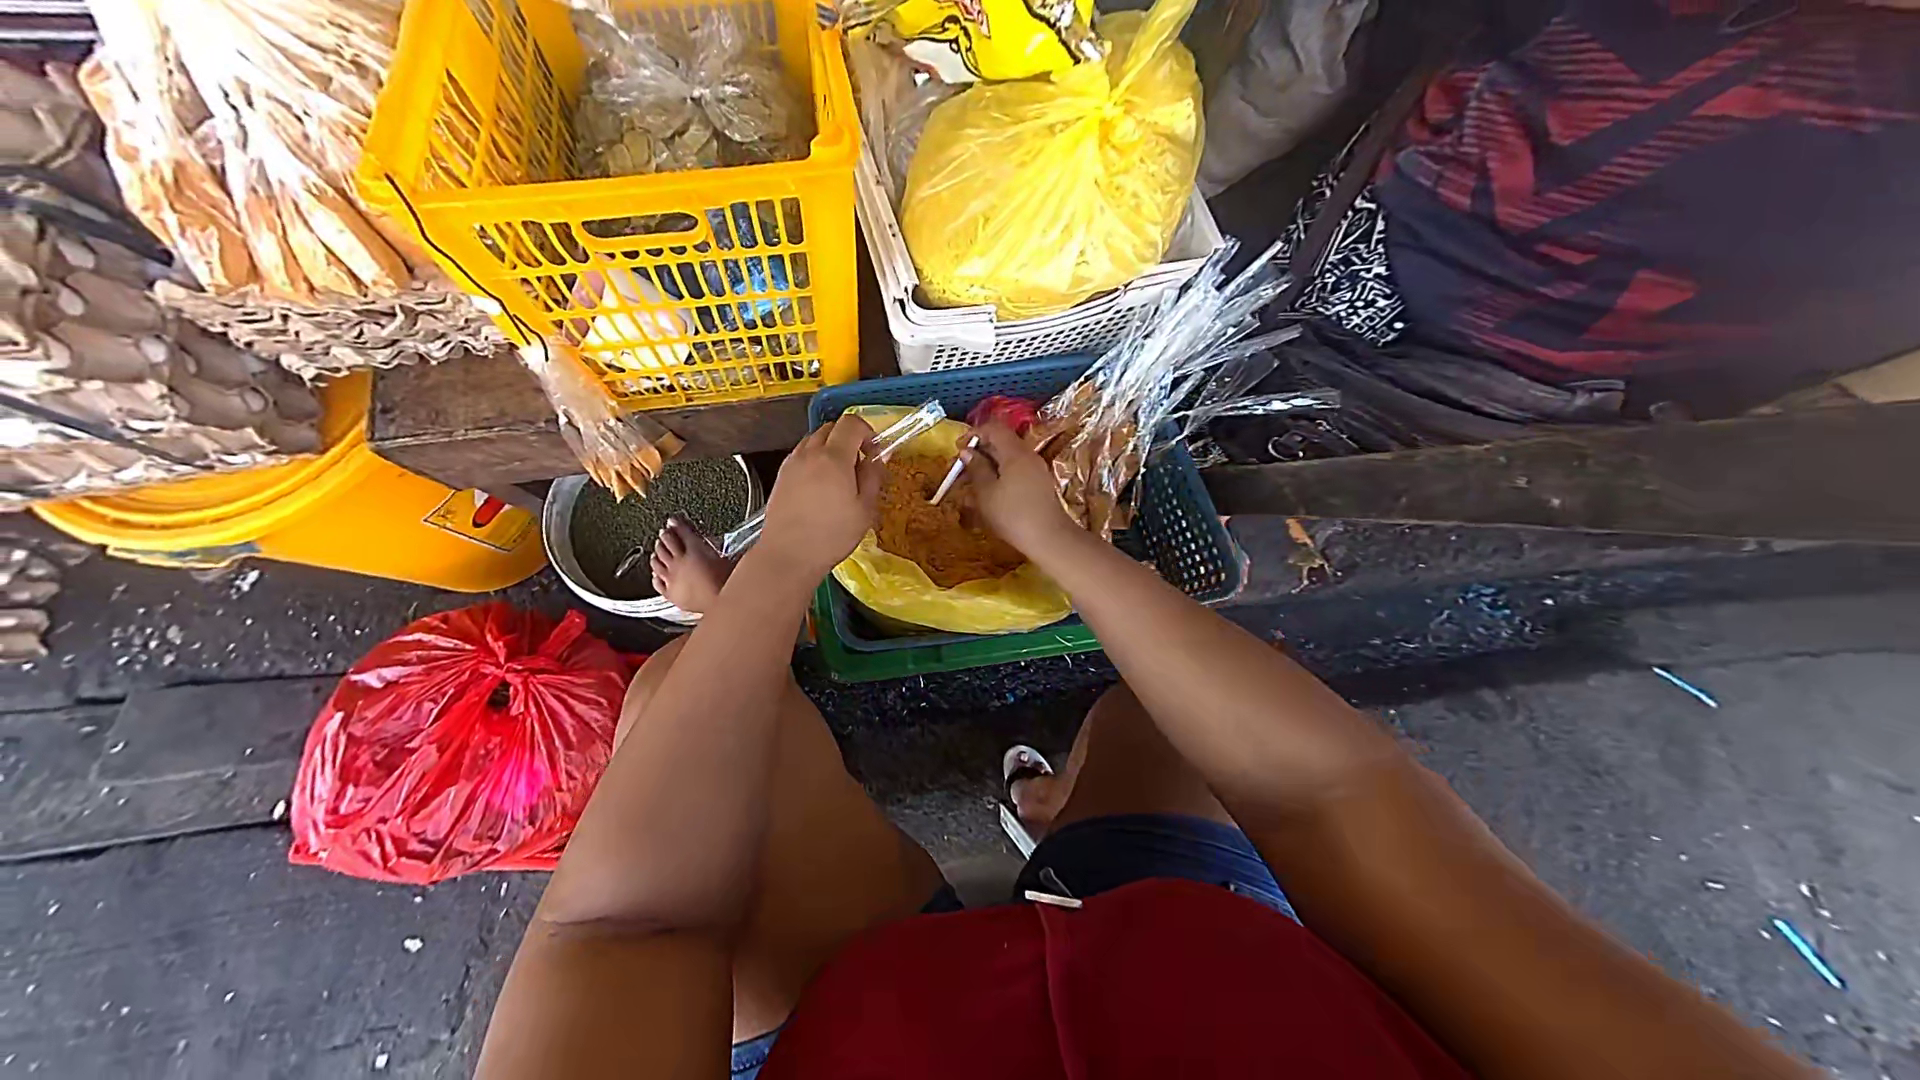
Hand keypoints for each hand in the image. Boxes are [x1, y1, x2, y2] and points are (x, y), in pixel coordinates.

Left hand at [758, 415, 881, 577]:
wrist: (788, 555)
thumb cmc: (831, 536)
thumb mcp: (865, 509)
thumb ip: (873, 477)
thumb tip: (876, 458)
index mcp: (833, 458)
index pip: (851, 423)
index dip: (867, 432)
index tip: (873, 453)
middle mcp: (809, 453)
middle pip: (831, 427)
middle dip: (849, 439)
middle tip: (859, 465)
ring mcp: (791, 463)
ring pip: (814, 439)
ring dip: (830, 448)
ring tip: (839, 477)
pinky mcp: (780, 475)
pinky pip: (801, 455)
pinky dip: (814, 460)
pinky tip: (820, 487)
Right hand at [961, 422, 1082, 557]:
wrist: (1049, 539)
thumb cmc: (1013, 515)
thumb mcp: (986, 492)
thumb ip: (976, 468)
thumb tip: (967, 452)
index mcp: (1015, 452)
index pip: (994, 428)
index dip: (974, 434)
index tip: (959, 449)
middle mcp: (1028, 456)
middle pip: (1001, 443)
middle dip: (979, 453)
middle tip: (961, 471)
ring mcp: (1036, 470)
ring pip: (1008, 460)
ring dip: (988, 468)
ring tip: (971, 487)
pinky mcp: (1039, 485)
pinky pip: (1016, 472)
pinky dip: (999, 478)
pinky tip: (988, 497)